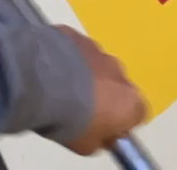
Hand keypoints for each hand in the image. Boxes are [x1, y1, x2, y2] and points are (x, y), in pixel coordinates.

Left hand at [56, 26, 147, 154]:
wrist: (41, 80)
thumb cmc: (71, 120)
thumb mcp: (88, 145)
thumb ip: (101, 137)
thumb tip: (101, 132)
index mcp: (130, 101)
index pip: (136, 112)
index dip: (120, 120)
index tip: (103, 125)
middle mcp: (117, 70)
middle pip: (115, 83)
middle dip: (102, 91)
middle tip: (78, 103)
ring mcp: (94, 47)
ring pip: (93, 62)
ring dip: (82, 71)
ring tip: (58, 83)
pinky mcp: (71, 32)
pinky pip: (73, 47)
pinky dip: (64, 54)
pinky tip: (48, 65)